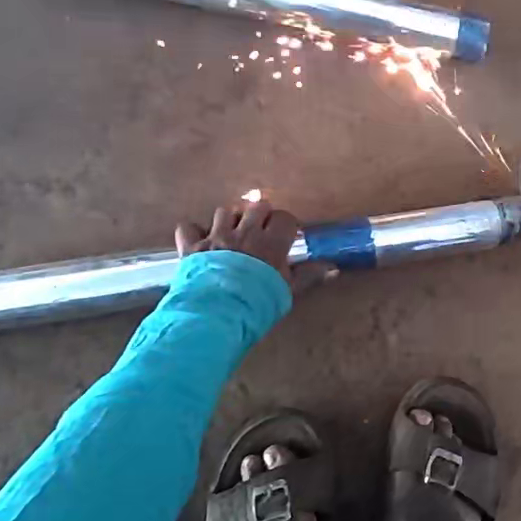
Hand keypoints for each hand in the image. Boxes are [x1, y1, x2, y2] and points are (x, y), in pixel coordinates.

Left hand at [177, 199, 336, 294]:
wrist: (218, 314)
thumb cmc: (258, 303)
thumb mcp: (287, 291)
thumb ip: (308, 275)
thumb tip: (333, 268)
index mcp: (270, 242)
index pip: (284, 218)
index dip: (286, 225)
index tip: (286, 236)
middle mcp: (244, 232)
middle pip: (256, 206)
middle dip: (259, 214)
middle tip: (260, 230)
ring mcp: (216, 236)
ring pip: (223, 211)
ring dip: (228, 219)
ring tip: (231, 233)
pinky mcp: (192, 246)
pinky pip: (187, 227)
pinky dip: (192, 232)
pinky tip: (198, 241)